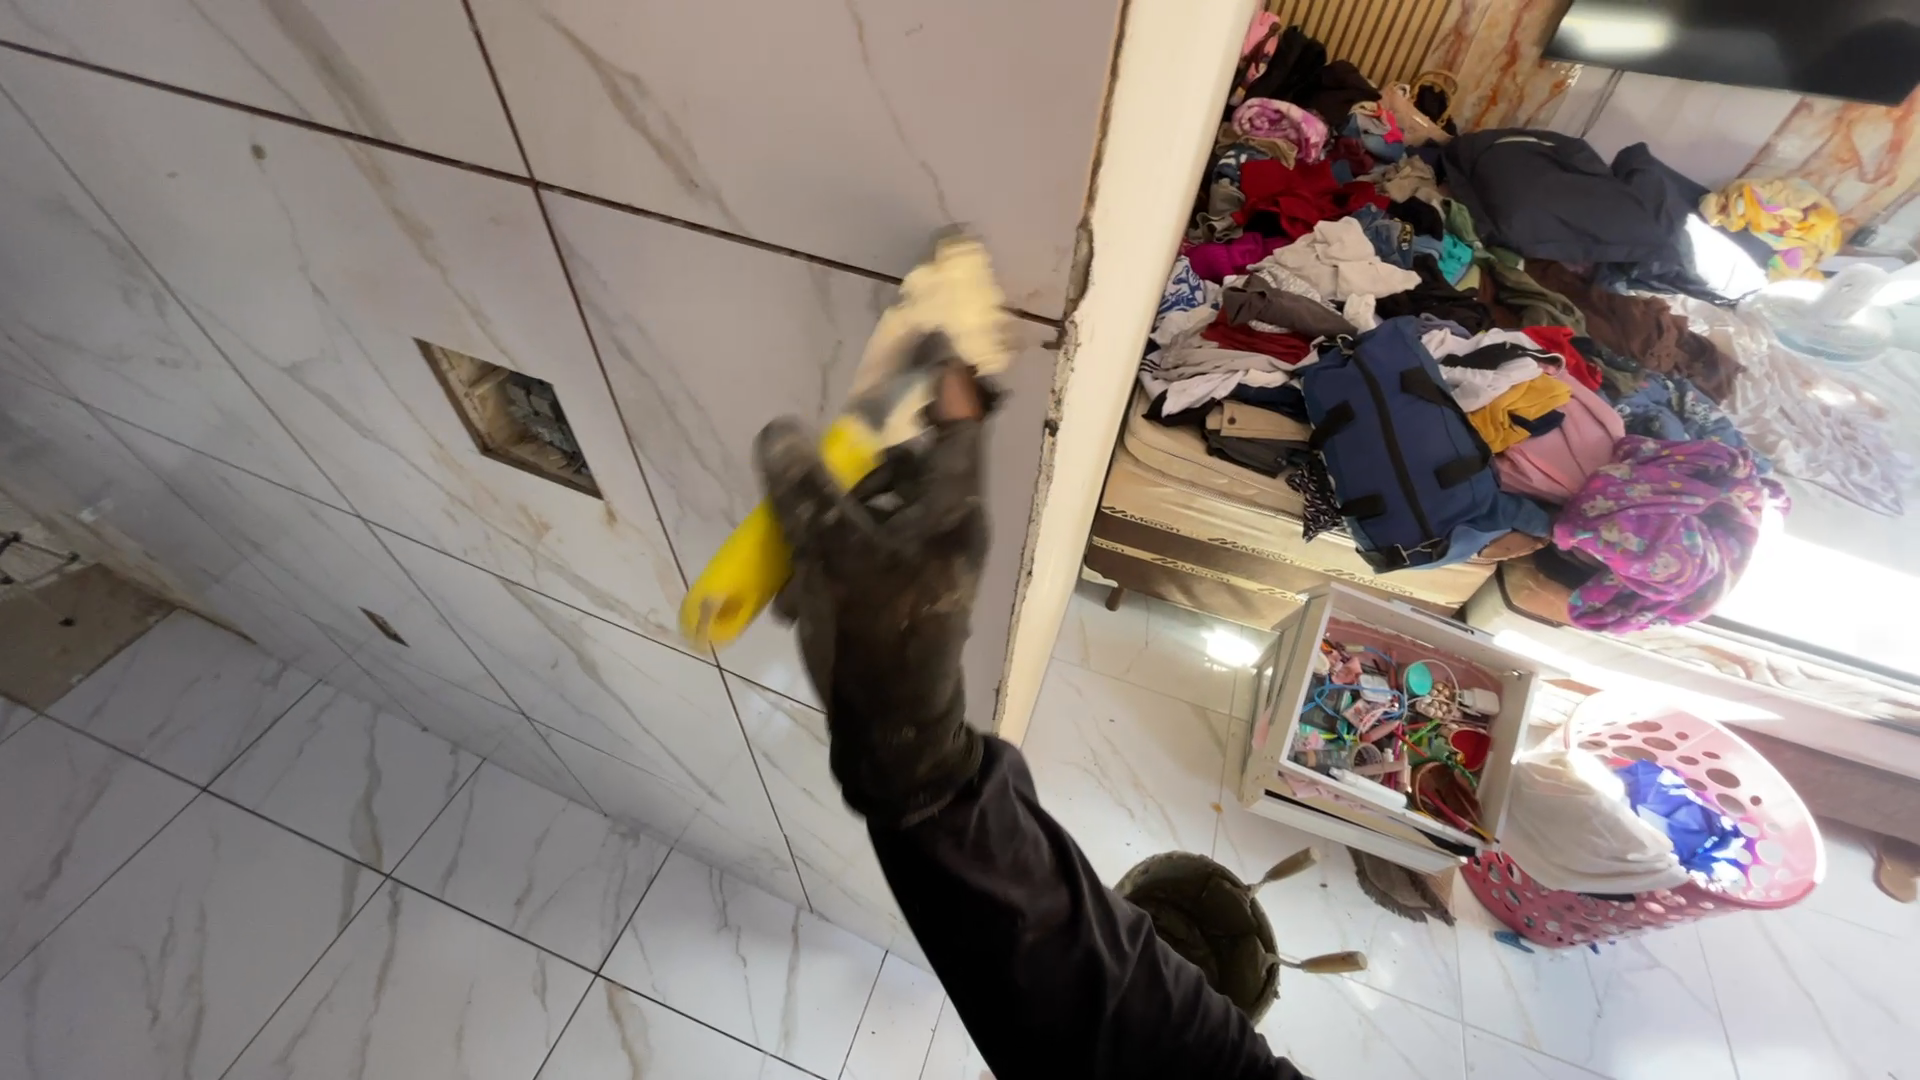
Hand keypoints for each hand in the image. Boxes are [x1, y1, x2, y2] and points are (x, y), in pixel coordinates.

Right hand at [753, 364, 988, 825]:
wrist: (889, 729)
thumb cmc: (878, 639)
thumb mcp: (837, 558)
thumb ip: (807, 490)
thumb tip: (780, 430)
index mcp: (951, 505)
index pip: (957, 412)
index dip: (945, 364)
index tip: (927, 318)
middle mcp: (941, 519)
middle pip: (896, 457)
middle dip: (844, 469)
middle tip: (806, 482)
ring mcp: (914, 551)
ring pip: (863, 503)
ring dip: (818, 526)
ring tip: (791, 568)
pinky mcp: (888, 578)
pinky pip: (851, 542)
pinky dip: (819, 559)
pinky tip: (793, 595)